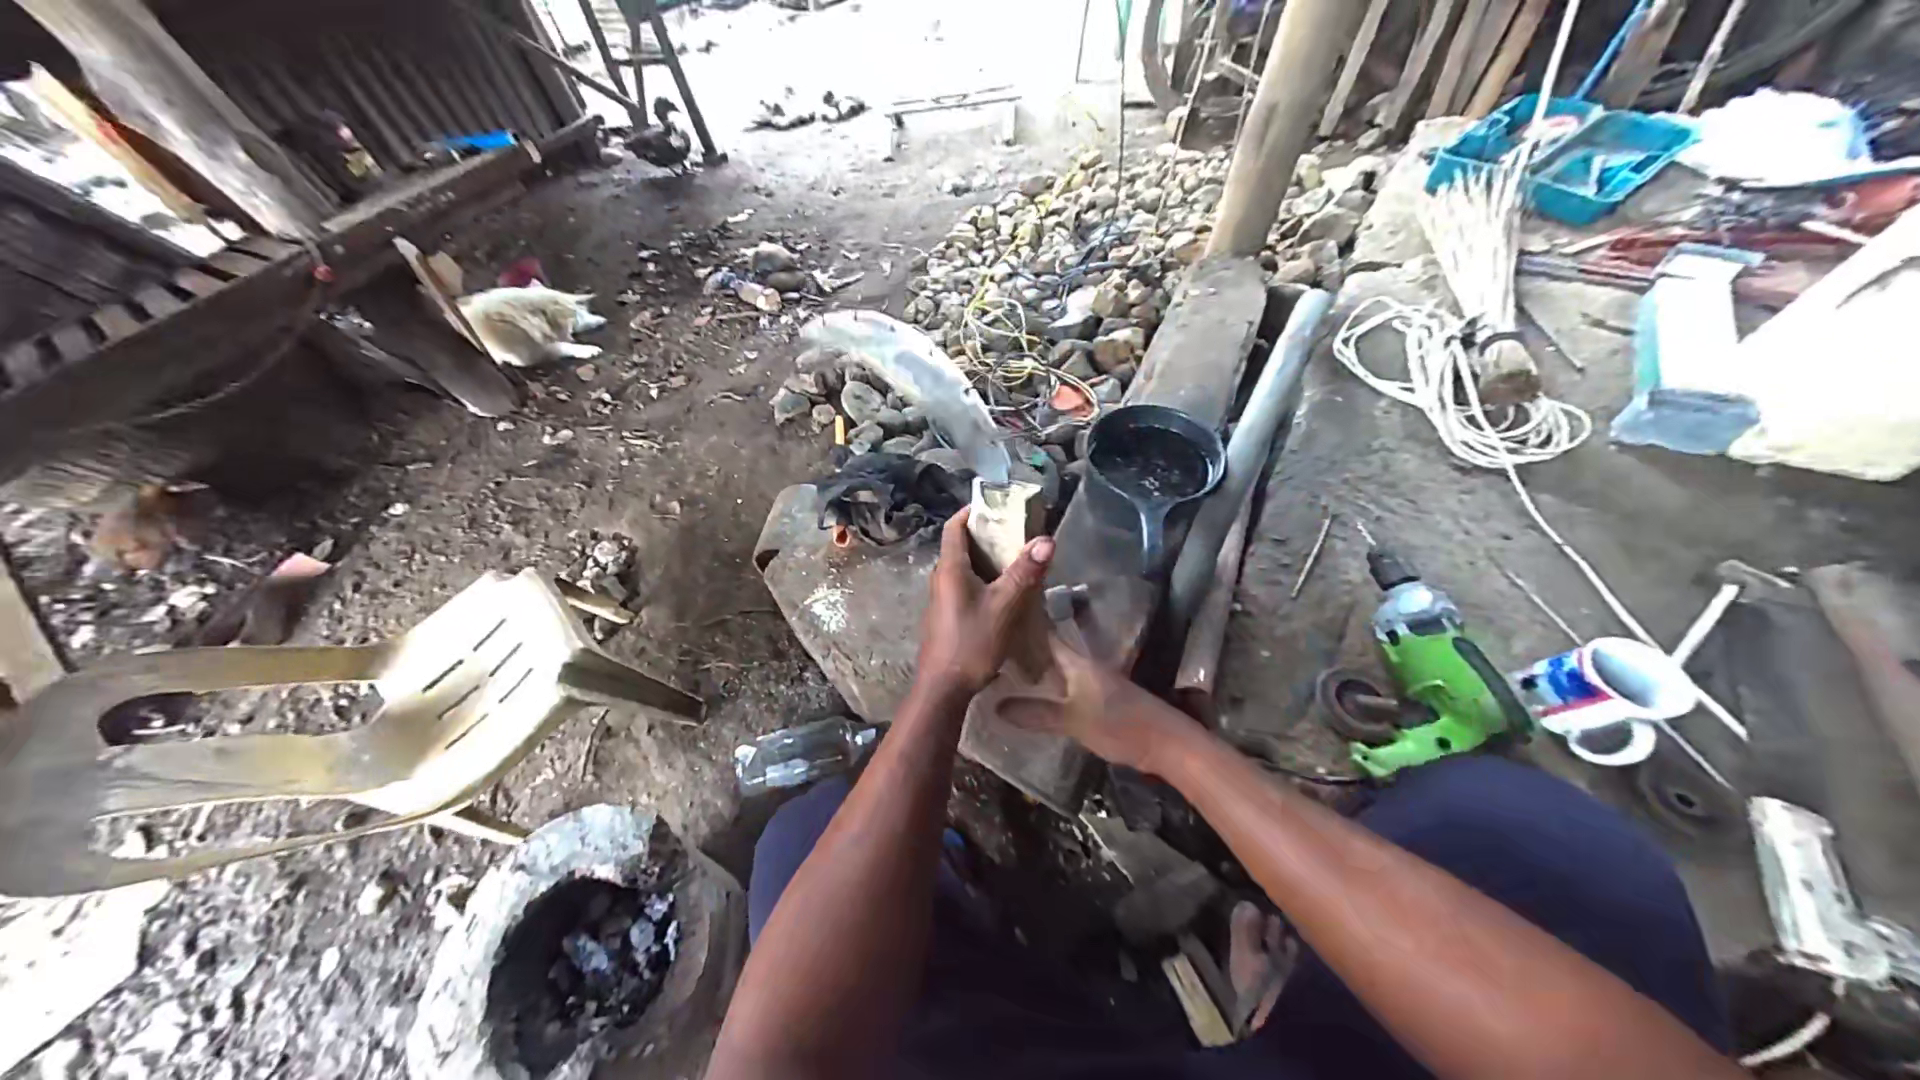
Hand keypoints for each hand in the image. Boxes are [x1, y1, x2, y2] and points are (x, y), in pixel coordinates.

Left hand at [915, 508, 1053, 697]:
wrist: (944, 687)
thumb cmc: (971, 643)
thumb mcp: (1004, 607)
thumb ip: (1024, 573)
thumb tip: (1046, 539)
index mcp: (950, 569)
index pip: (954, 526)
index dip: (972, 511)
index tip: (997, 505)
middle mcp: (942, 578)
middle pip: (961, 545)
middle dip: (987, 534)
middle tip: (1018, 531)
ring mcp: (943, 598)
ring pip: (965, 567)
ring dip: (988, 559)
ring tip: (1018, 557)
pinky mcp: (948, 614)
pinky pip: (966, 586)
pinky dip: (985, 579)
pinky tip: (1007, 590)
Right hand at [999, 634, 1193, 773]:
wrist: (1166, 744)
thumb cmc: (1121, 724)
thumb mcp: (1074, 720)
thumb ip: (1037, 713)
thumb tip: (996, 705)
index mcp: (1078, 662)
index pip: (1045, 636)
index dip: (1021, 628)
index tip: (993, 626)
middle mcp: (1085, 667)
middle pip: (1049, 654)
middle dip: (1023, 653)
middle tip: (990, 655)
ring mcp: (1094, 685)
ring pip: (1057, 672)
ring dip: (1036, 673)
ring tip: (1005, 677)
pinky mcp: (1099, 703)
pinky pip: (1065, 689)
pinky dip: (1048, 690)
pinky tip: (1035, 700)